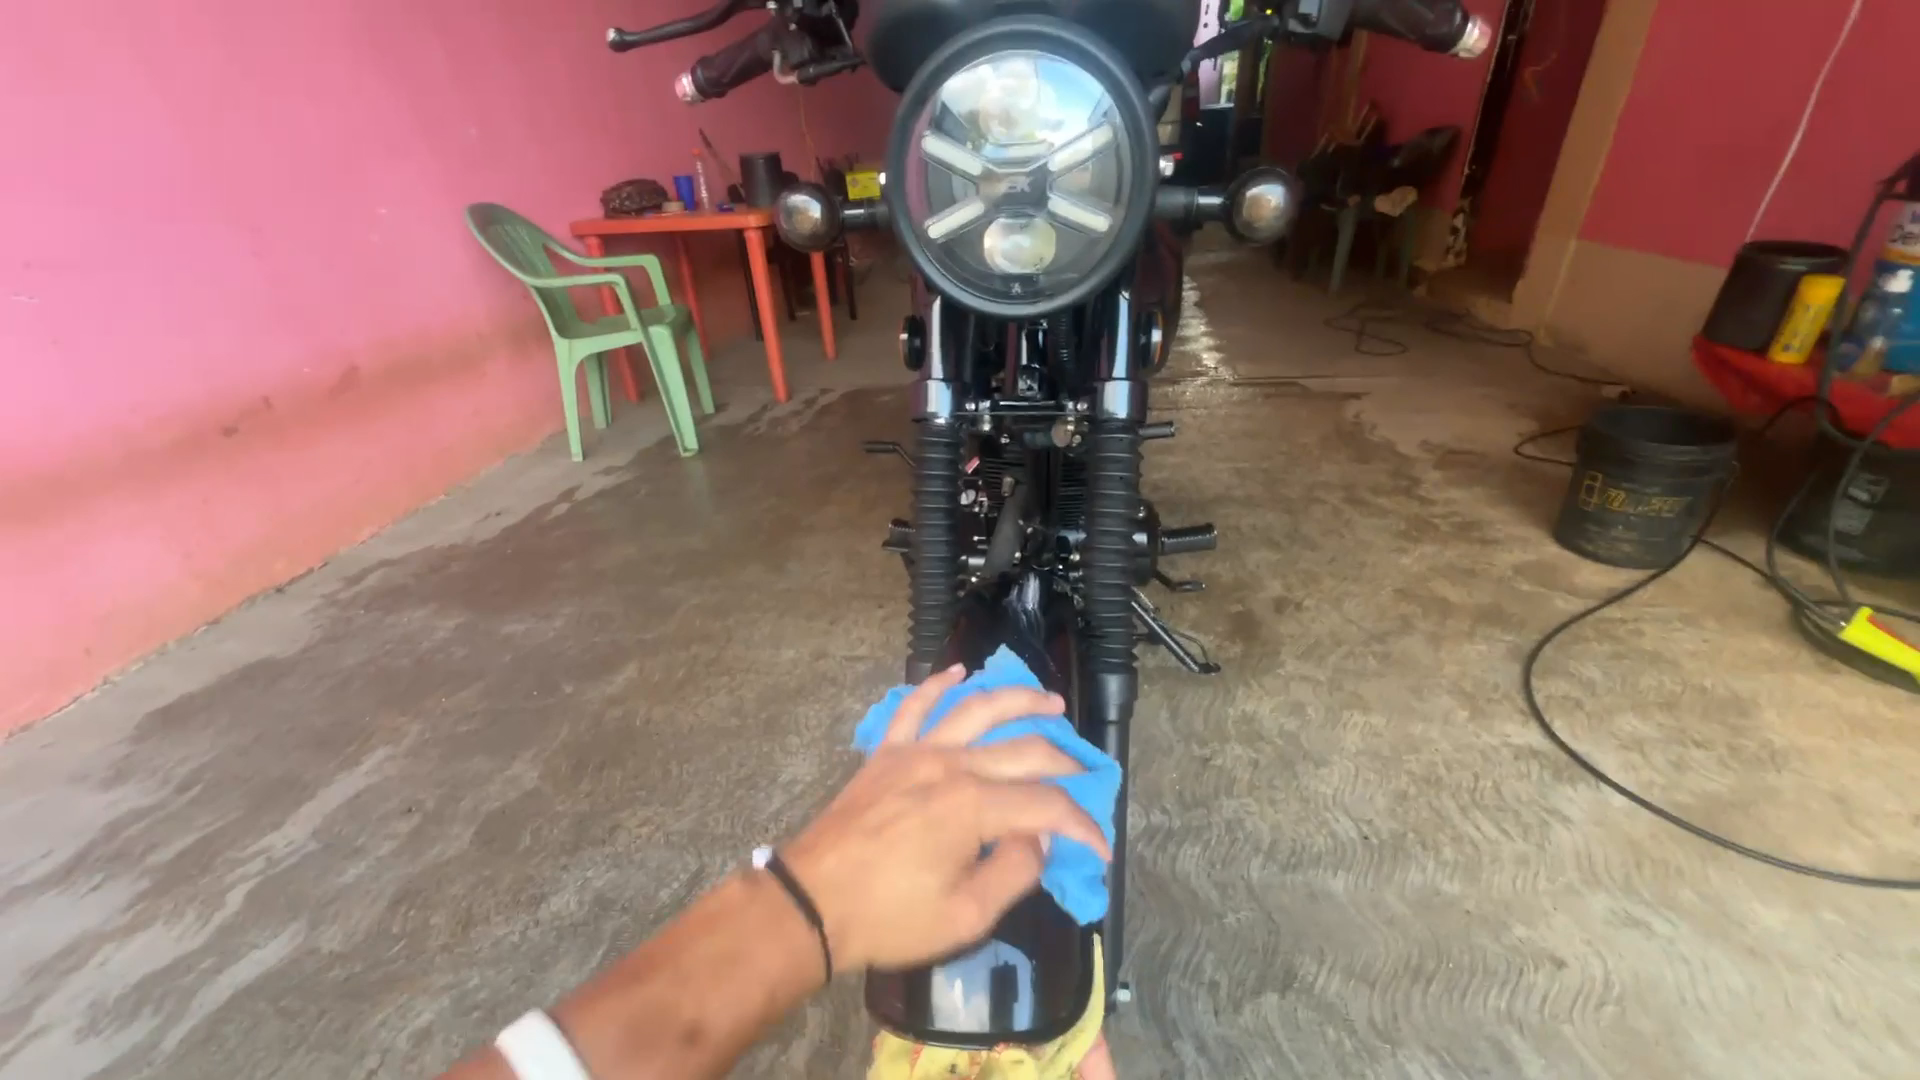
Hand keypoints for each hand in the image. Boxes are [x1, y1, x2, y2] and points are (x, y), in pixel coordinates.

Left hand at [780, 665, 1110, 971]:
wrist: (813, 902)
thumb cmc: (889, 916)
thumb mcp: (964, 916)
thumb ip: (1014, 871)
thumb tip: (1039, 838)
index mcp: (973, 807)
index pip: (1047, 805)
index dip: (1081, 825)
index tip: (1098, 848)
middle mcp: (951, 765)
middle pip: (1024, 749)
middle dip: (1066, 761)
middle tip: (1089, 774)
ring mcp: (916, 751)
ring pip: (977, 709)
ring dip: (1019, 700)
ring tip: (1050, 701)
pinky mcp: (888, 751)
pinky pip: (915, 704)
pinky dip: (938, 684)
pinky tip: (959, 672)